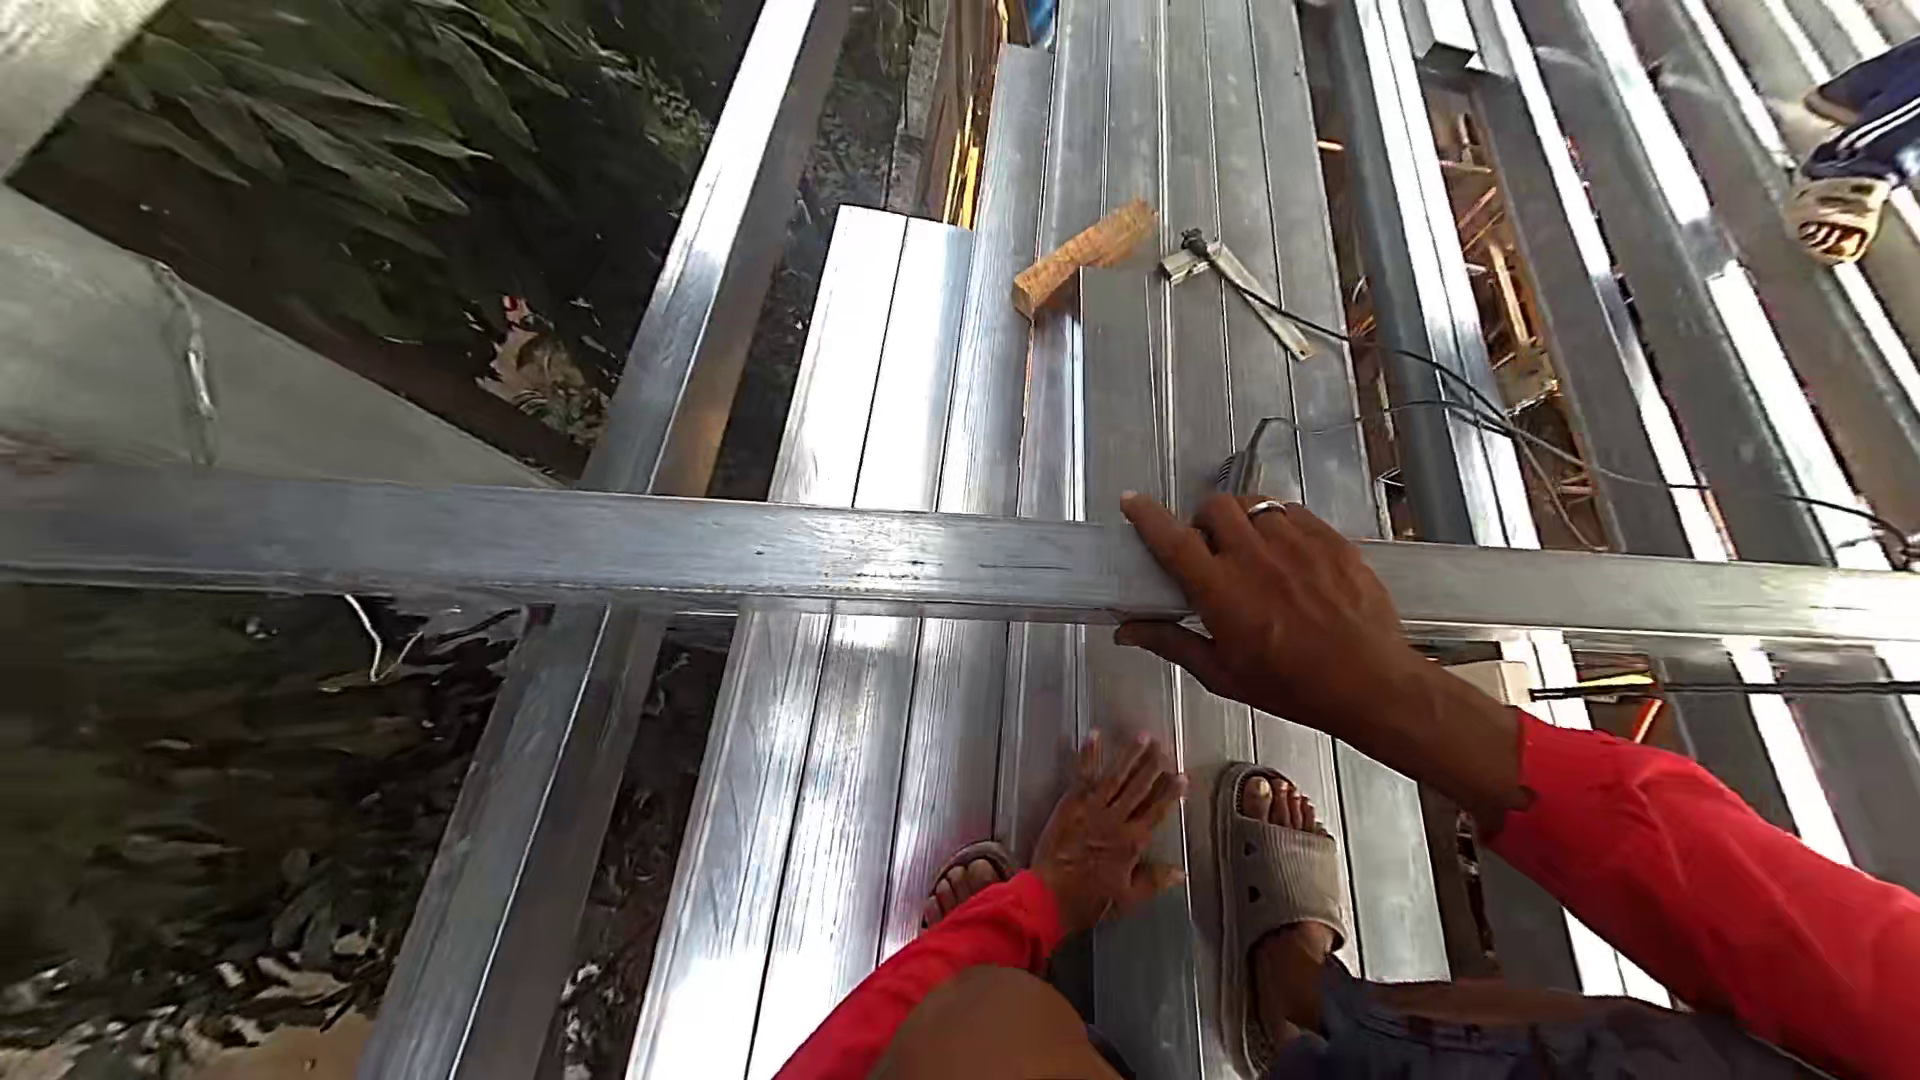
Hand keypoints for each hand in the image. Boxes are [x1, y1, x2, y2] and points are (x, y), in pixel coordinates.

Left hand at [1032, 731, 1187, 934]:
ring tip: (1142, 737)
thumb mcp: (1128, 898)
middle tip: (1164, 748)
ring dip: (1130, 755)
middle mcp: (1115, 820)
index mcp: (1131, 843)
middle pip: (1139, 788)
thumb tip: (1180, 872)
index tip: (1181, 777)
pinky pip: (1083, 773)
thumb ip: (1154, 881)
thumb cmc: (1089, 900)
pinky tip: (1095, 736)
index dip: (1170, 793)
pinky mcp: (1071, 802)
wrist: (1050, 895)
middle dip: (1153, 767)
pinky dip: (1089, 753)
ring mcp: (1092, 808)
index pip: (1156, 811)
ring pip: (1116, 776)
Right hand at [1115, 493, 1431, 739]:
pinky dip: (1276, 521)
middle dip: (1201, 518)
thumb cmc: (1291, 686)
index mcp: (1221, 591)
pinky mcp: (1331, 541)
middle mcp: (1255, 557)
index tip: (1131, 502)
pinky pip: (1292, 511)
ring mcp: (1297, 544)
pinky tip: (1283, 549)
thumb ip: (1171, 643)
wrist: (1372, 686)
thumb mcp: (1221, 672)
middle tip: (1209, 545)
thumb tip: (1125, 630)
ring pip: (1254, 502)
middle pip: (1214, 506)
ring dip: (1239, 516)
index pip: (1173, 540)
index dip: (1147, 516)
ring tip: (1247, 543)